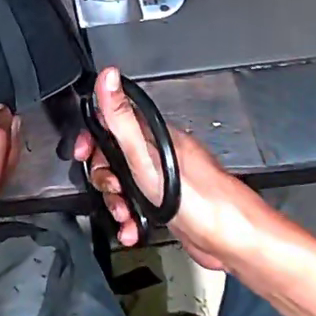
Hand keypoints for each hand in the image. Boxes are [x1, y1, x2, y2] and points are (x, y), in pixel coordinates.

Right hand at [73, 67, 269, 269]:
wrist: (231, 239)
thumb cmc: (198, 196)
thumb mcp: (146, 154)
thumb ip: (122, 117)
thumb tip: (108, 76)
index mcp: (154, 136)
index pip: (114, 122)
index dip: (94, 137)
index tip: (84, 152)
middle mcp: (158, 155)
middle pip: (113, 158)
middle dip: (104, 178)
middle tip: (112, 189)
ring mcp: (163, 180)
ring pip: (124, 185)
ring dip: (117, 203)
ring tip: (125, 214)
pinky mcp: (167, 205)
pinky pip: (138, 207)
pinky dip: (131, 220)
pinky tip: (134, 228)